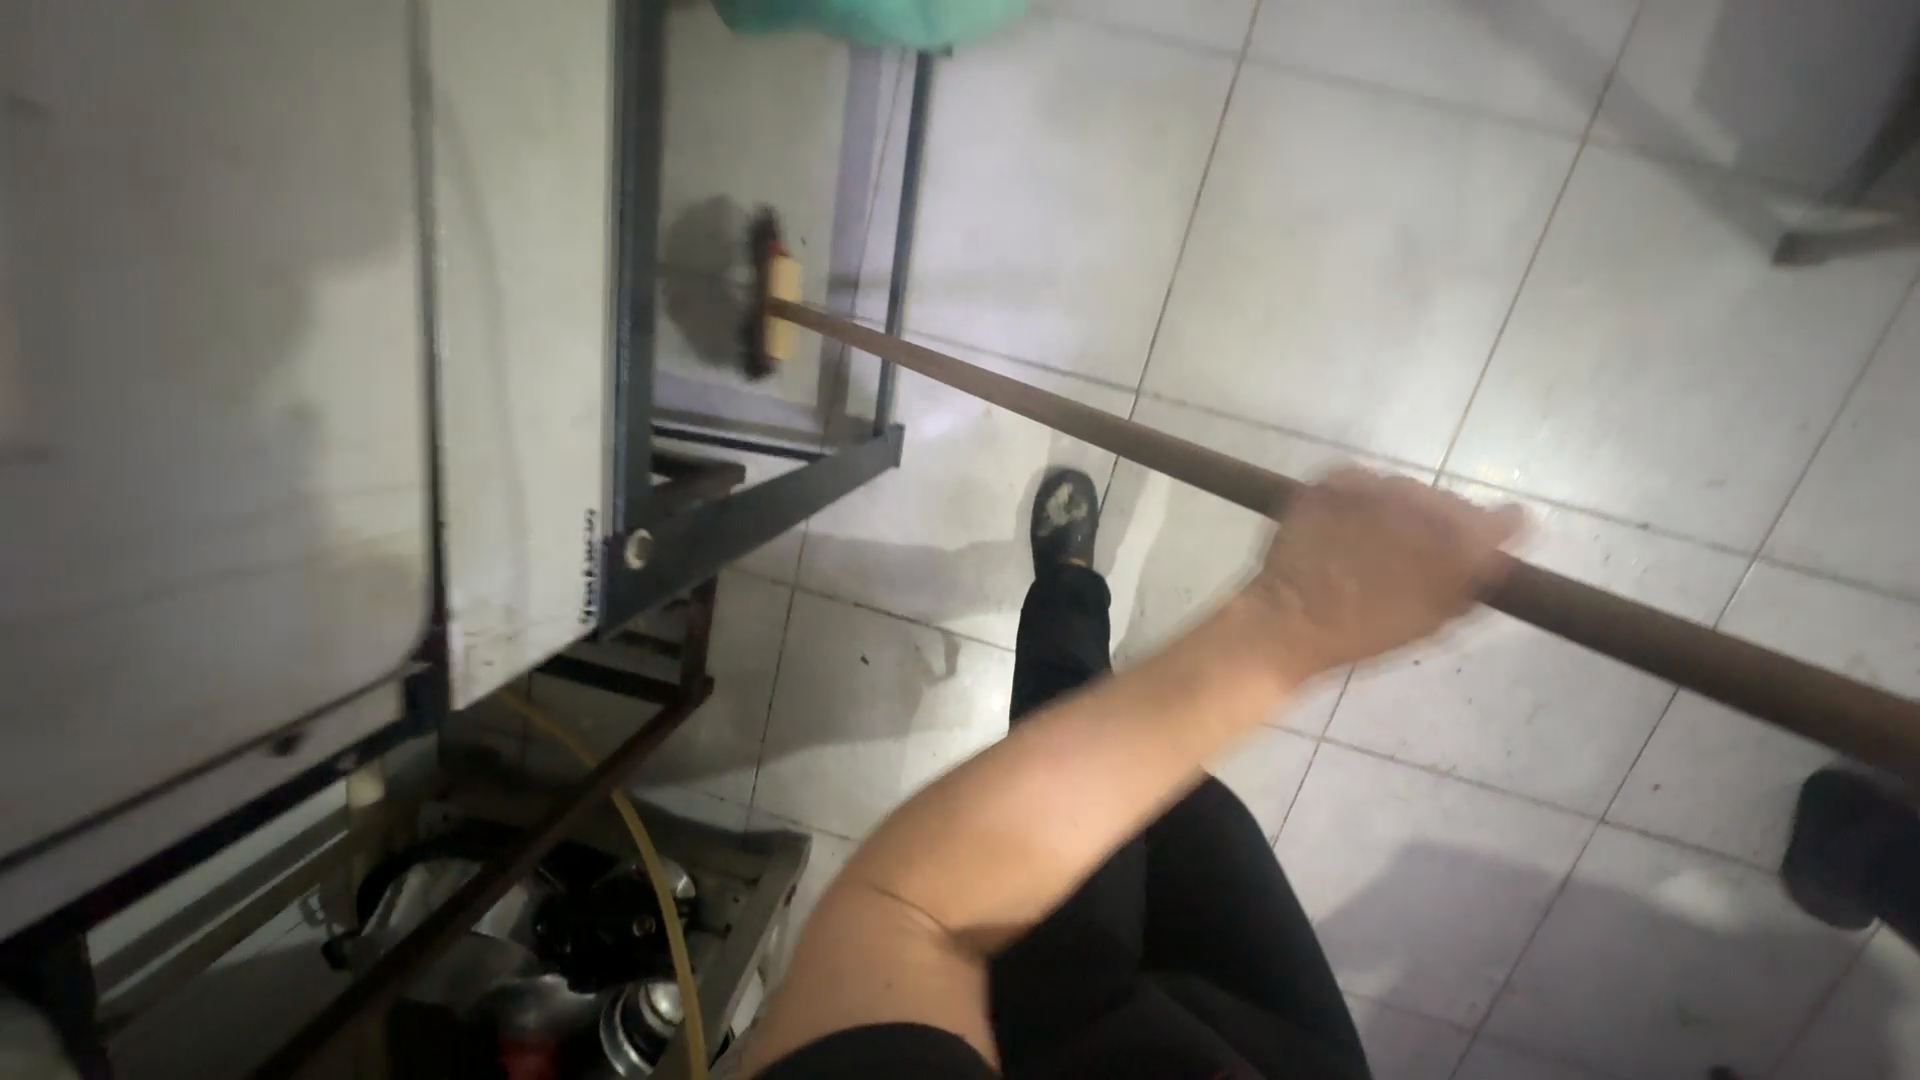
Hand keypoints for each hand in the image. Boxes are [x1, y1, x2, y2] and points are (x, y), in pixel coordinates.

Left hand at [1222, 468, 1525, 685]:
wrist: (1289, 622)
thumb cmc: (1363, 632)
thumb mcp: (1431, 617)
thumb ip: (1472, 580)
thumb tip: (1501, 551)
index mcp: (1451, 542)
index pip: (1493, 520)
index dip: (1494, 526)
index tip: (1487, 535)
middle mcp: (1414, 506)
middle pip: (1442, 501)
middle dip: (1440, 518)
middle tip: (1421, 544)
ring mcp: (1366, 491)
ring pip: (1400, 487)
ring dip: (1399, 504)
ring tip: (1380, 534)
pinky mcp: (1326, 485)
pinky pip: (1355, 478)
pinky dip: (1360, 492)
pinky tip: (1353, 516)